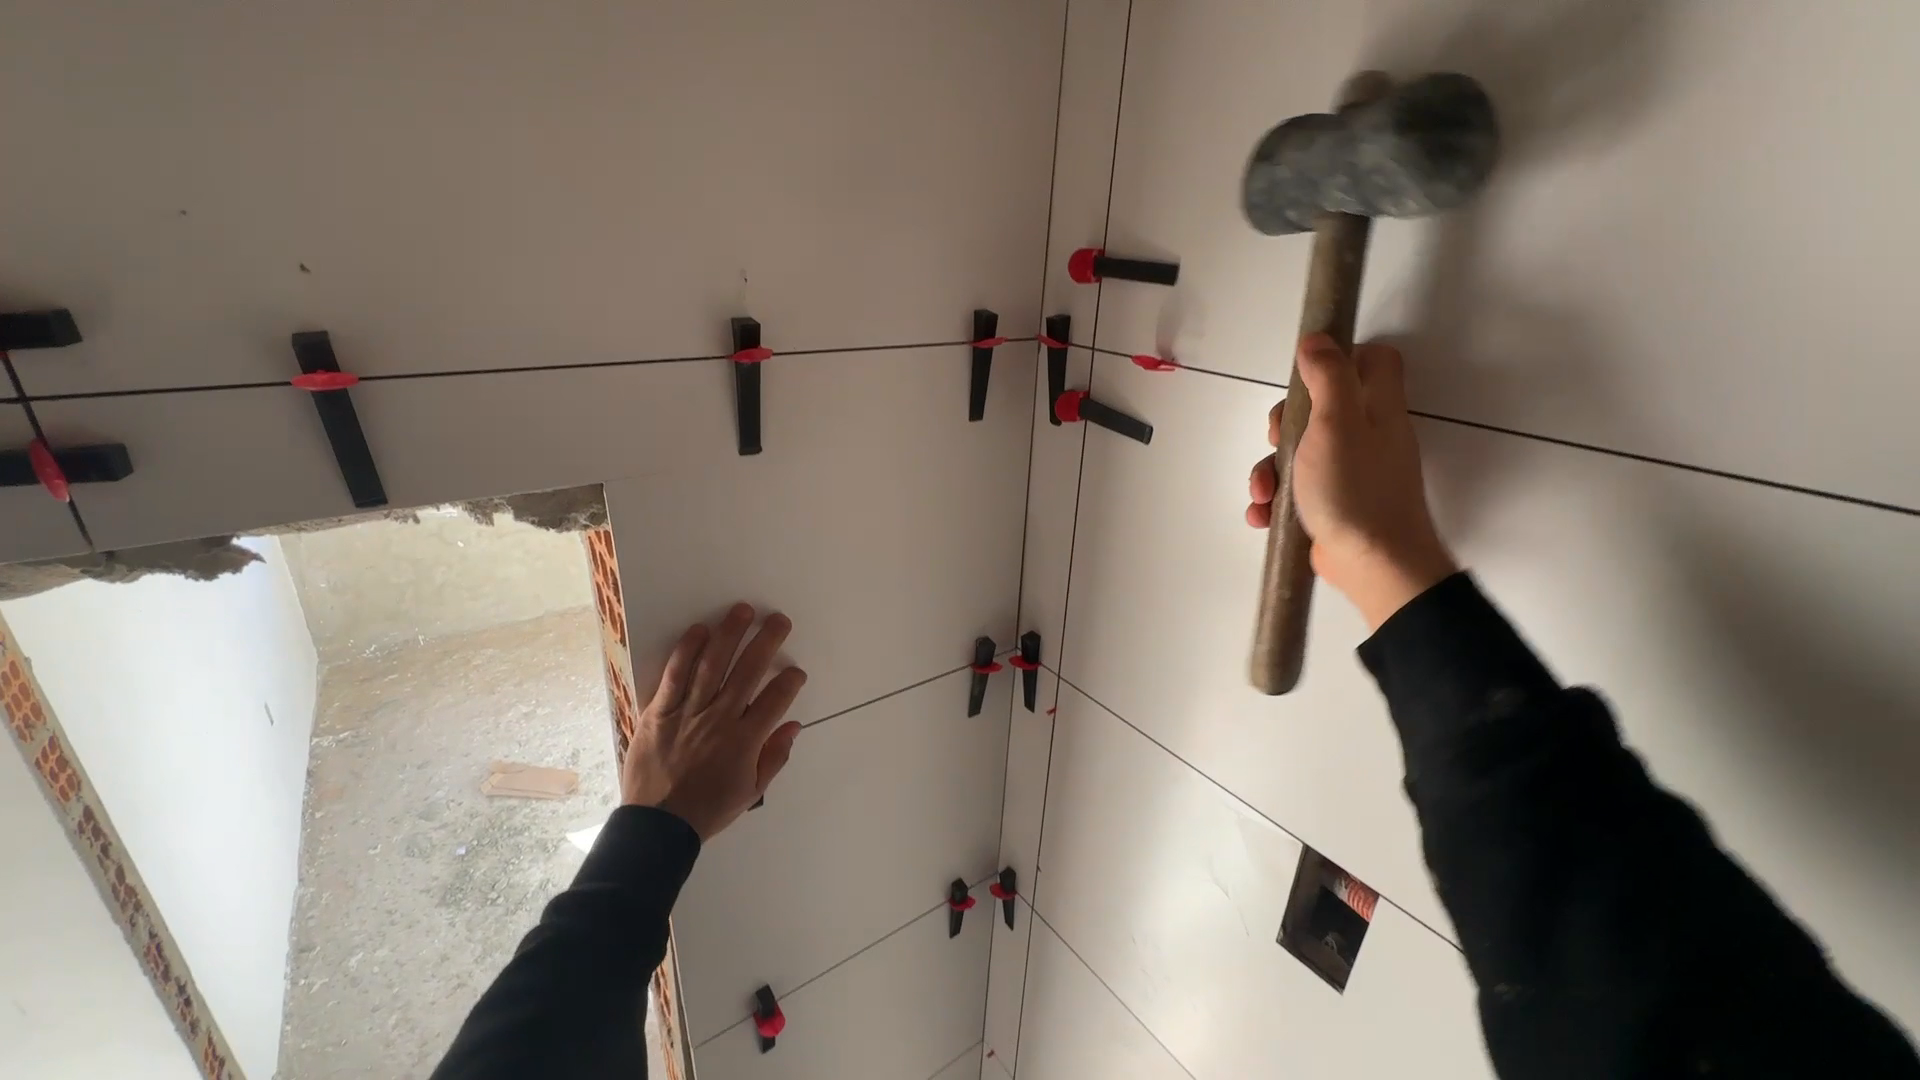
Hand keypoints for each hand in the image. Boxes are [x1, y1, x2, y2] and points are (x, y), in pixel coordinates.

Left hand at [622, 604, 807, 840]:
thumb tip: (793, 725)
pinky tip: (699, 630)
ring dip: (729, 635)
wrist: (658, 826)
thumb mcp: (752, 791)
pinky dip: (687, 651)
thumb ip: (775, 756)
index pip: (775, 700)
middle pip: (747, 671)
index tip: (796, 670)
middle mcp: (720, 719)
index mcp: (745, 740)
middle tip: (778, 620)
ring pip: (712, 665)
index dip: (789, 681)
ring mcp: (688, 713)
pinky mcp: (660, 712)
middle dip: (766, 642)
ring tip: (743, 611)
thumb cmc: (709, 809)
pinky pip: (674, 676)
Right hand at [1247, 335, 1457, 629]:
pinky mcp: (1332, 506)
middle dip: (1284, 424)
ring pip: (1299, 454)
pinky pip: (1295, 492)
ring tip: (1263, 494)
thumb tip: (1316, 339)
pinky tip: (1263, 515)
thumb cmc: (1354, 488)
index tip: (1306, 375)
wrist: (1372, 563)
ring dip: (1269, 471)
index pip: (1374, 361)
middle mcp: (1367, 435)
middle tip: (1276, 439)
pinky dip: (1274, 502)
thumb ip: (1328, 376)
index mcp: (1376, 408)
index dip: (1341, 358)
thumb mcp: (1336, 422)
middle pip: (1321, 408)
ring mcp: (1349, 473)